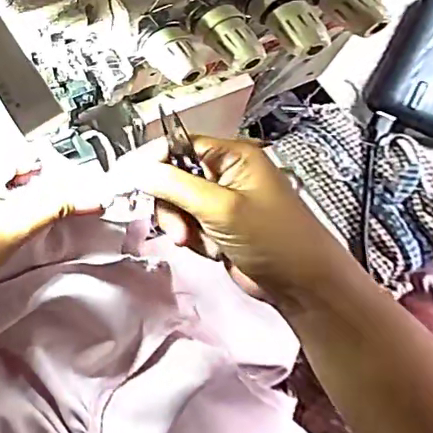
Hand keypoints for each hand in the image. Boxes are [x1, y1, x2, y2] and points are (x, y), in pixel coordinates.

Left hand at [0, 142, 96, 340]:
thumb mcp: (17, 227)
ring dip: (10, 185)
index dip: (48, 176)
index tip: (54, 200)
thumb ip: (57, 204)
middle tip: (27, 212)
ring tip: (7, 215)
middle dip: (28, 181)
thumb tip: (97, 194)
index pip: (30, 153)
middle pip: (12, 157)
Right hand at [113, 135, 362, 303]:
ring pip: (175, 203)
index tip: (128, 176)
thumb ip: (174, 185)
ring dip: (180, 224)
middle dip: (171, 203)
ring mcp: (221, 201)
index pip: (178, 145)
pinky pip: (186, 224)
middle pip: (172, 176)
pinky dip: (191, 238)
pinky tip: (211, 250)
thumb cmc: (275, 239)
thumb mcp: (220, 207)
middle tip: (179, 226)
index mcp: (232, 155)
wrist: (304, 288)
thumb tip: (136, 168)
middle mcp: (225, 173)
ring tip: (196, 241)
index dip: (152, 160)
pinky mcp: (217, 226)